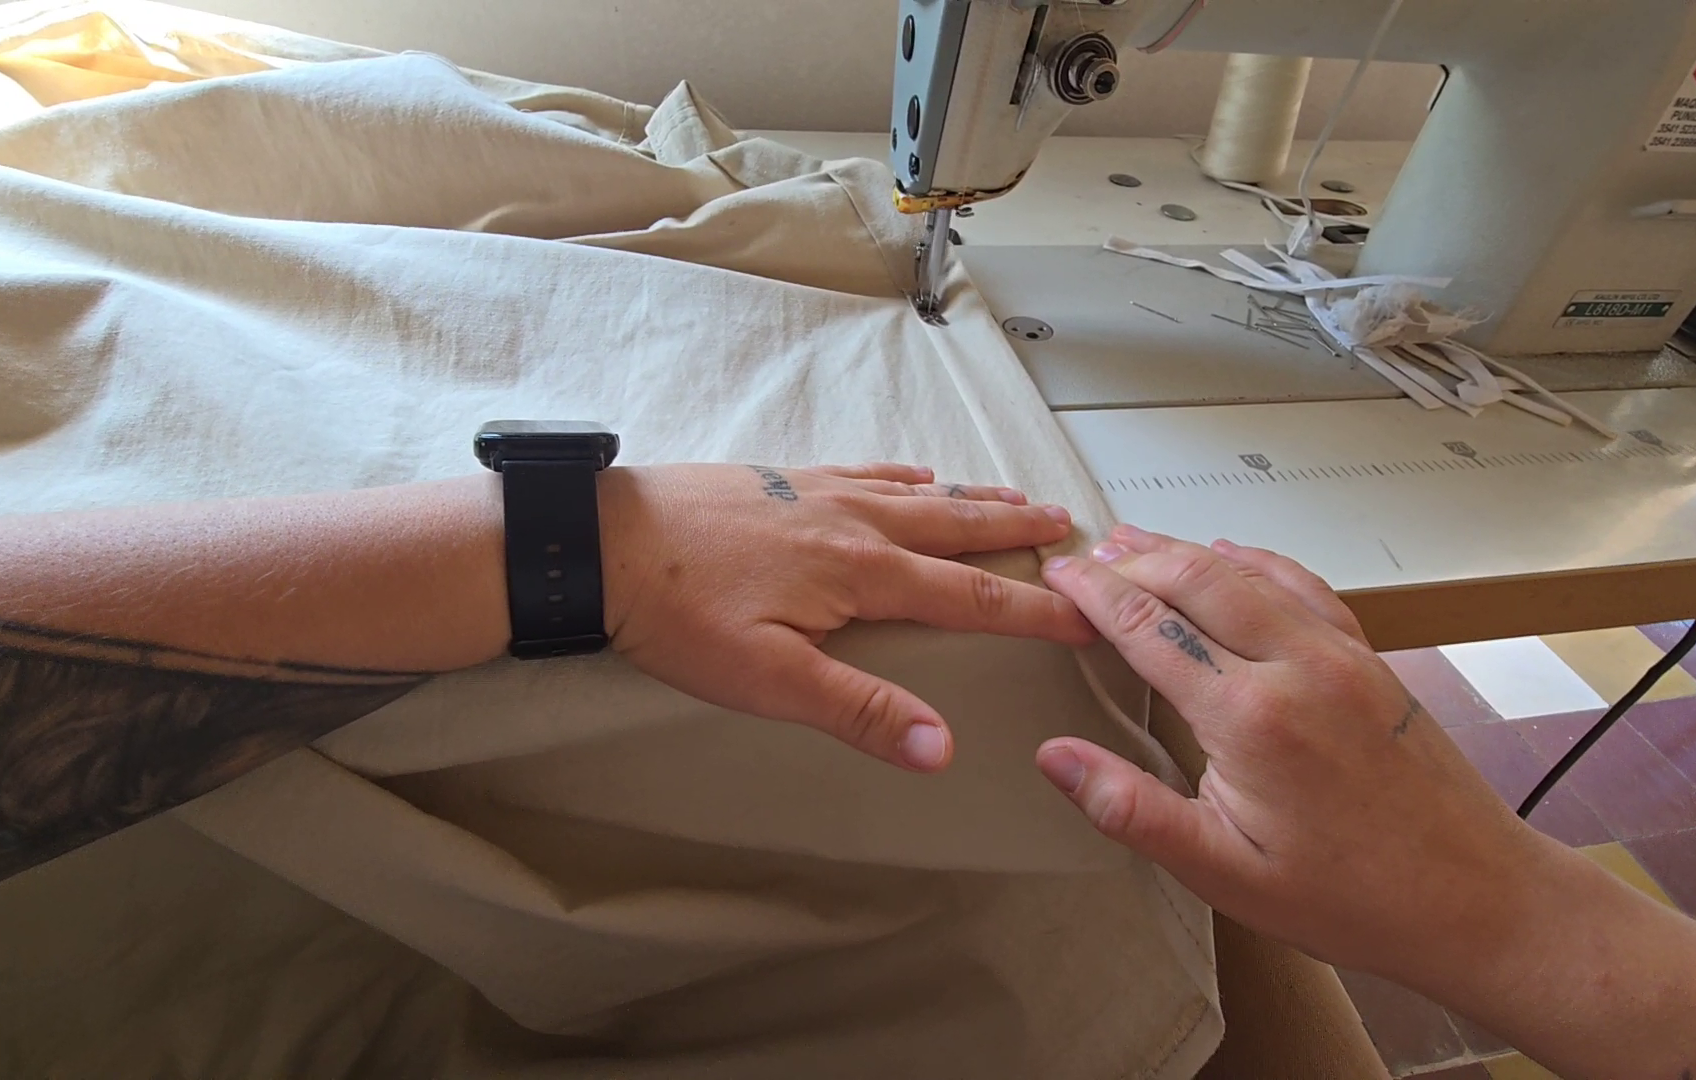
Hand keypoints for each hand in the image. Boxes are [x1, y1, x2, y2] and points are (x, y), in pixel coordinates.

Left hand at [597, 462, 1095, 771]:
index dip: (1032, 608)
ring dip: (974, 500)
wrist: (611, 542)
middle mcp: (855, 522)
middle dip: (1017, 532)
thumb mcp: (770, 680)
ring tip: (1015, 498)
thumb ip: (859, 711)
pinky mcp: (788, 479)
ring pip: (920, 494)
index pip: (970, 595)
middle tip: (1067, 526)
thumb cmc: (684, 615)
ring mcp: (822, 492)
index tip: (1084, 613)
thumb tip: (939, 749)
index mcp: (863, 574)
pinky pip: (867, 470)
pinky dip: (906, 474)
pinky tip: (918, 473)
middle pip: (957, 528)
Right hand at [1033, 526, 1549, 985]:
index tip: (1057, 574)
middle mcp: (1295, 665)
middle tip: (1083, 557)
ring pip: (1242, 572)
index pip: (1147, 625)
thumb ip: (1131, 809)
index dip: (1091, 592)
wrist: (1484, 906)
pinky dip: (1252, 559)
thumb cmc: (1348, 896)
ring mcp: (1339, 652)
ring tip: (1131, 541)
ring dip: (1179, 550)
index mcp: (1250, 716)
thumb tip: (1054, 757)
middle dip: (1129, 560)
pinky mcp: (1366, 655)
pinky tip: (1227, 550)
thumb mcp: (1223, 872)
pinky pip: (1300, 583)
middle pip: (1192, 579)